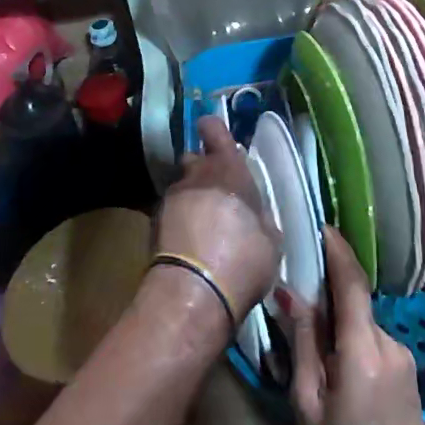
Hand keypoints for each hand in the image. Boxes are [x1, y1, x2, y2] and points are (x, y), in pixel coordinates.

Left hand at [156, 115, 279, 335]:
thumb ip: (260, 217)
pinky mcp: (152, 224)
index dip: (213, 130)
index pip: (213, 130)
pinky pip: (170, 213)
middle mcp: (196, 176)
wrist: (193, 295)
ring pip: (181, 187)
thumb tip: (255, 214)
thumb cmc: (243, 260)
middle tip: (218, 193)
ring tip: (203, 224)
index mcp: (229, 170)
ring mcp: (170, 199)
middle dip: (203, 170)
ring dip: (191, 198)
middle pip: (194, 159)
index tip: (215, 136)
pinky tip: (189, 244)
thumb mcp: (271, 240)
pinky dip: (179, 221)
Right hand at [282, 227, 424, 424]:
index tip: (322, 226)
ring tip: (310, 347)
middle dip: (327, 296)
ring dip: (339, 323)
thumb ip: (302, 344)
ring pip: (363, 324)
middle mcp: (392, 344)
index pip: (352, 284)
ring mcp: (406, 358)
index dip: (338, 251)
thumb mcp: (307, 406)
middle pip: (355, 304)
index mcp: (365, 352)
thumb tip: (290, 293)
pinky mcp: (410, 372)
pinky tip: (335, 368)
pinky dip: (352, 340)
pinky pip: (374, 341)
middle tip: (294, 298)